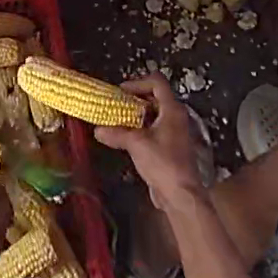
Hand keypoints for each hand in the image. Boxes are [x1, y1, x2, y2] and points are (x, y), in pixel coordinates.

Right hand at [96, 75, 206, 213]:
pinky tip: (125, 137)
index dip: (137, 83)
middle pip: (155, 97)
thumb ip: (116, 133)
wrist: (180, 194)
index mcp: (172, 110)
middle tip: (116, 104)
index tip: (121, 92)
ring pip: (154, 114)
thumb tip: (97, 129)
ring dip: (135, 115)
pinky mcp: (170, 145)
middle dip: (134, 99)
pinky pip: (154, 129)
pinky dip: (140, 128)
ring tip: (117, 120)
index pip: (157, 83)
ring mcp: (175, 131)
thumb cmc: (163, 163)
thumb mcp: (136, 144)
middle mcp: (176, 117)